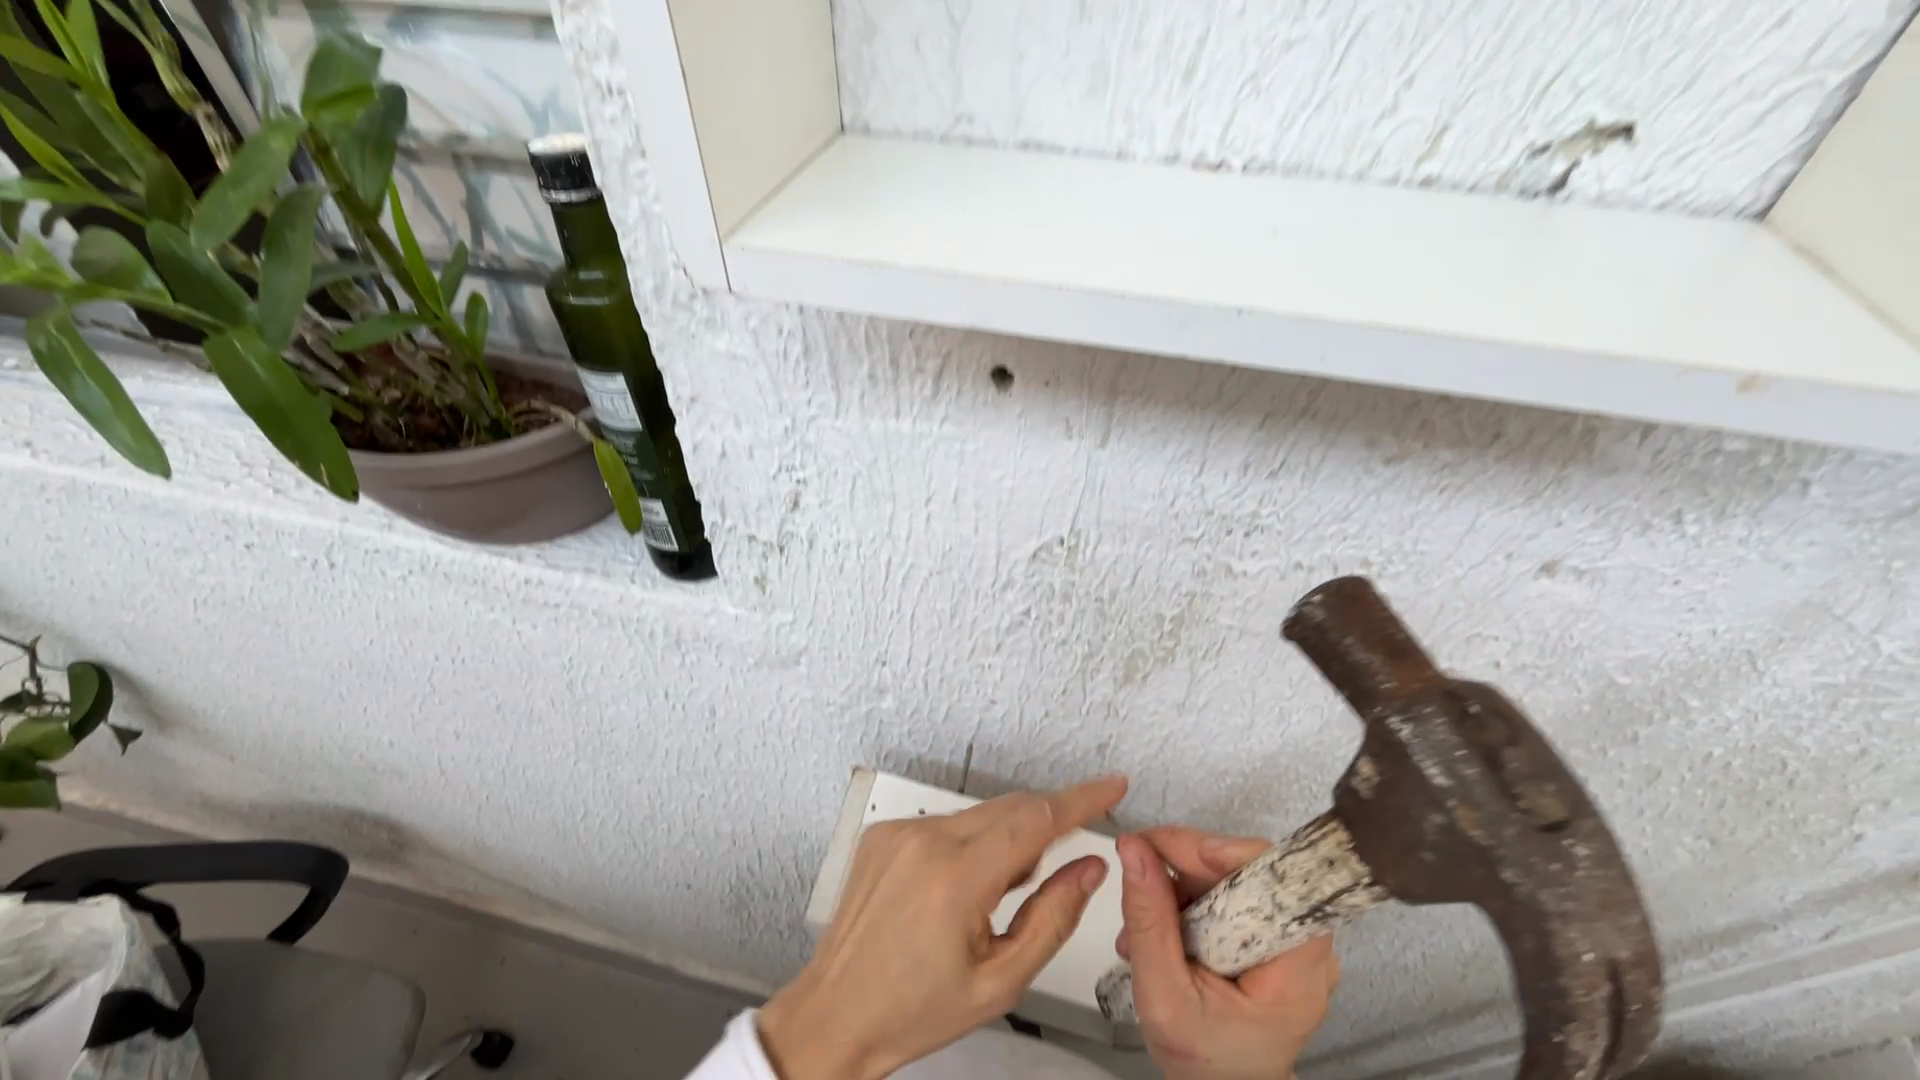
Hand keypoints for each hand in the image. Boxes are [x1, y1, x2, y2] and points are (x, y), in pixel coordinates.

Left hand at [758, 776, 1128, 1079]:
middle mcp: (924, 842)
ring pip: (980, 815)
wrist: (837, 1014)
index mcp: (955, 879)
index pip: (1036, 819)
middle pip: (1011, 809)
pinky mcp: (884, 834)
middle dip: (1047, 824)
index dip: (1082, 800)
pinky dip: (970, 842)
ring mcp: (899, 833)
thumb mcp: (1001, 980)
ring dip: (1006, 839)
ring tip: (994, 900)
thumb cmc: (913, 1010)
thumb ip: (1054, 917)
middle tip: (1065, 864)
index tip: (1112, 786)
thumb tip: (1089, 868)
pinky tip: (961, 889)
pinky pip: (947, 822)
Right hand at [1116, 827, 1340, 1079]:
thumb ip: (1149, 923)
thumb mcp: (1163, 997)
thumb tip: (1134, 850)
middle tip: (1137, 879)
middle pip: (1248, 870)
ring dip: (1179, 886)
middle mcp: (1304, 943)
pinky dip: (1188, 899)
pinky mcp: (1270, 933)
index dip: (1228, 853)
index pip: (1279, 879)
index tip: (1172, 850)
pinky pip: (1229, 891)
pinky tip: (1158, 928)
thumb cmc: (1204, 1061)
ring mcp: (1289, 936)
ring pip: (1232, 876)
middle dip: (1185, 870)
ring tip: (1139, 926)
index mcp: (1297, 966)